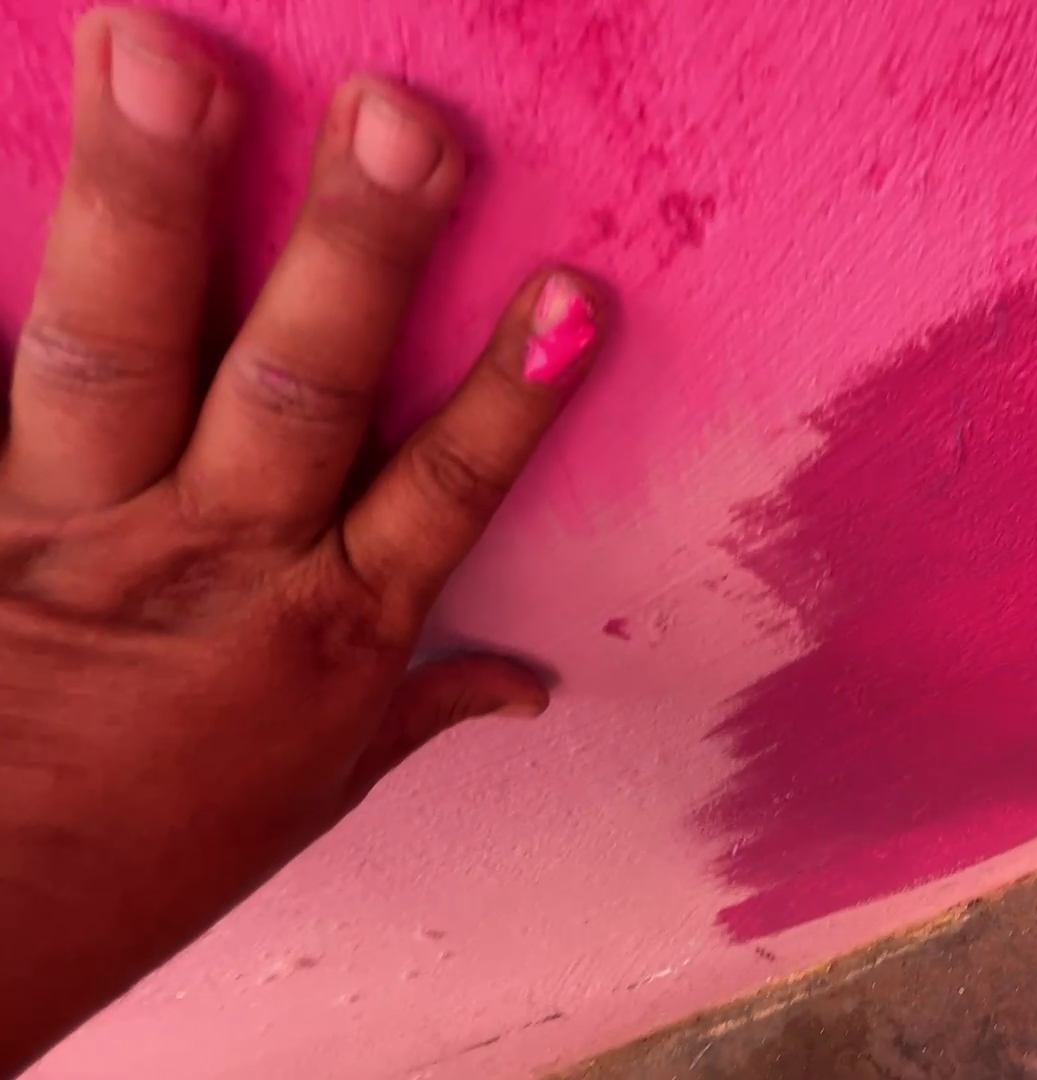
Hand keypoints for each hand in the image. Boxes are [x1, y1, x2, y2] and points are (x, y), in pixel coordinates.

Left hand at [0, 8, 600, 1072]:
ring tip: (169, 52)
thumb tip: (536, 689)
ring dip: (154, 200)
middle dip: (361, 251)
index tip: (573, 293)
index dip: (520, 388)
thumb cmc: (177, 840)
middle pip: (301, 386)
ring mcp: (64, 524)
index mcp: (337, 622)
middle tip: (404, 121)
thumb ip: (438, 703)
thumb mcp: (335, 774)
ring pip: (120, 346)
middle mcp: (217, 557)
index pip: (454, 482)